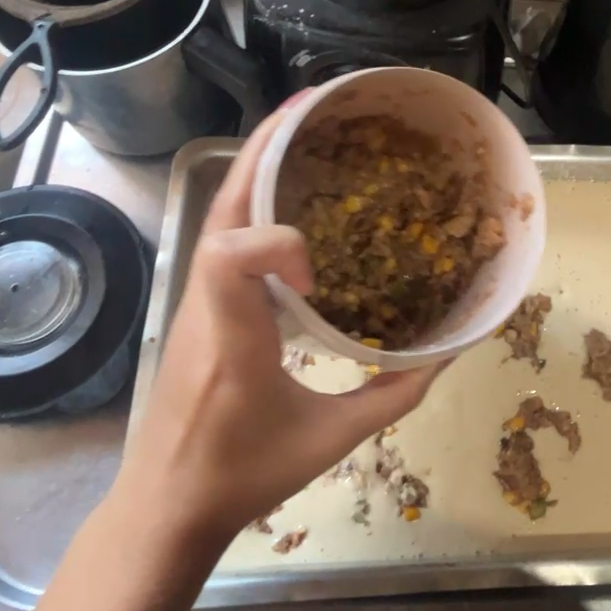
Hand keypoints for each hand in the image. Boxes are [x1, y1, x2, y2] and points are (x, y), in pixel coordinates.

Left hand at [109, 108, 445, 544]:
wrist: (163, 504)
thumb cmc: (241, 475)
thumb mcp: (327, 442)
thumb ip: (391, 398)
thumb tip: (447, 357)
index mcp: (234, 338)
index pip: (228, 256)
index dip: (276, 245)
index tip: (315, 282)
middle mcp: (205, 305)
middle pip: (222, 206)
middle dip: (265, 147)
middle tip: (314, 105)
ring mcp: (194, 299)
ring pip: (219, 211)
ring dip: (258, 161)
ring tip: (305, 126)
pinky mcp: (198, 302)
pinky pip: (225, 231)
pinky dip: (255, 195)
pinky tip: (290, 187)